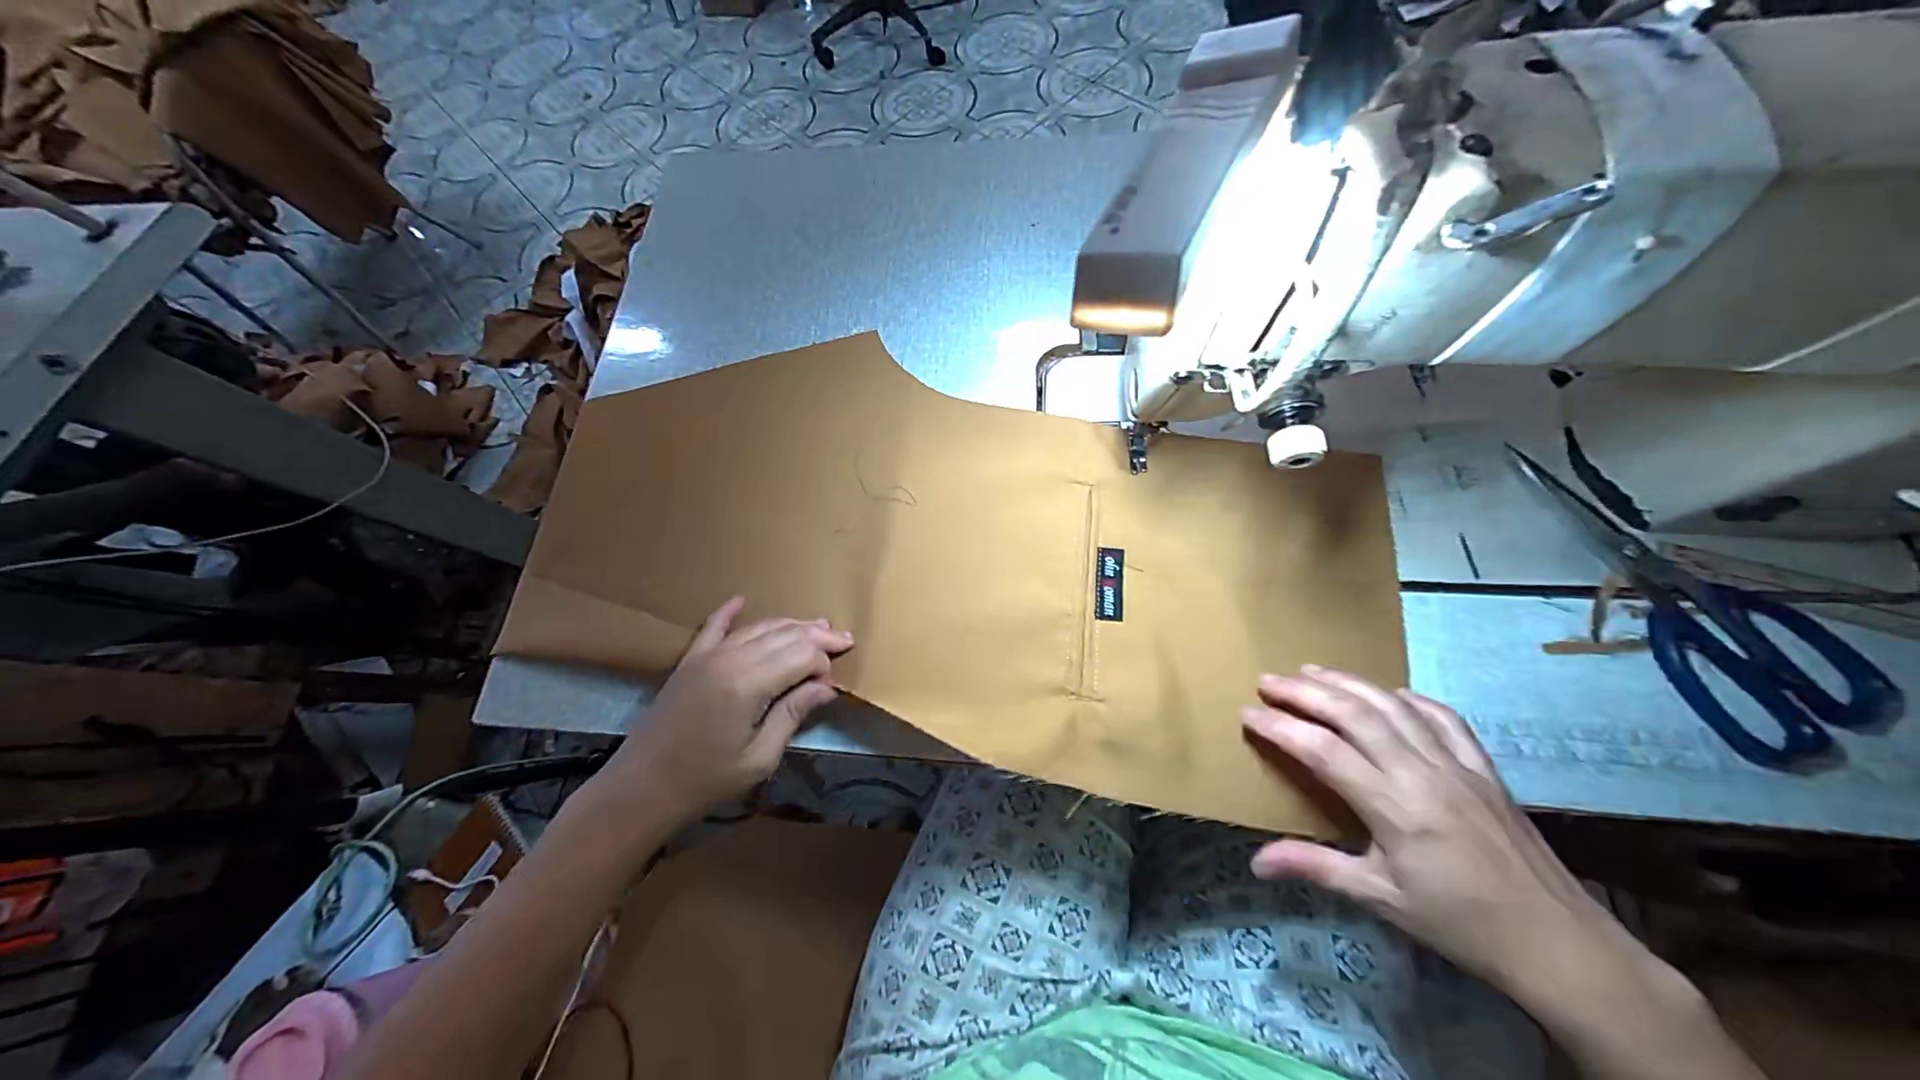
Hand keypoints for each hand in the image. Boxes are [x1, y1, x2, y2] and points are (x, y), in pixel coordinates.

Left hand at [609, 597, 851, 820]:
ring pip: (758, 628)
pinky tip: (742, 598)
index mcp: (748, 684)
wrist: (642, 788)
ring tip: (819, 625)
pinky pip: (714, 627)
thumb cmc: (706, 780)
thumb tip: (826, 687)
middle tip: (845, 640)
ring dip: (790, 625)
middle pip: (784, 635)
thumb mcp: (760, 757)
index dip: (823, 664)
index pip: (801, 655)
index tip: (833, 683)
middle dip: (817, 636)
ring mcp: (707, 656)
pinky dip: (730, 611)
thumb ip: (793, 714)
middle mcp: (729, 659)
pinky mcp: (690, 661)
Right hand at [1243, 667, 1763, 1079]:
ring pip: (1394, 706)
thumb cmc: (1460, 924)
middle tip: (1268, 680)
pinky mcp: (1484, 768)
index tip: (1248, 713)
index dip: (1281, 727)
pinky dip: (1408, 698)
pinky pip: (1443, 717)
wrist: (1558, 943)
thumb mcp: (1382, 900)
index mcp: (1395, 808)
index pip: (1323, 751)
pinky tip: (1389, 693)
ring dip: (1348, 683)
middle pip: (1355, 714)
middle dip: (1306, 692)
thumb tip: (1255, 861)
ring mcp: (1457, 765)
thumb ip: (1316, 868)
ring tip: (1311, 671)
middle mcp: (1423, 774)